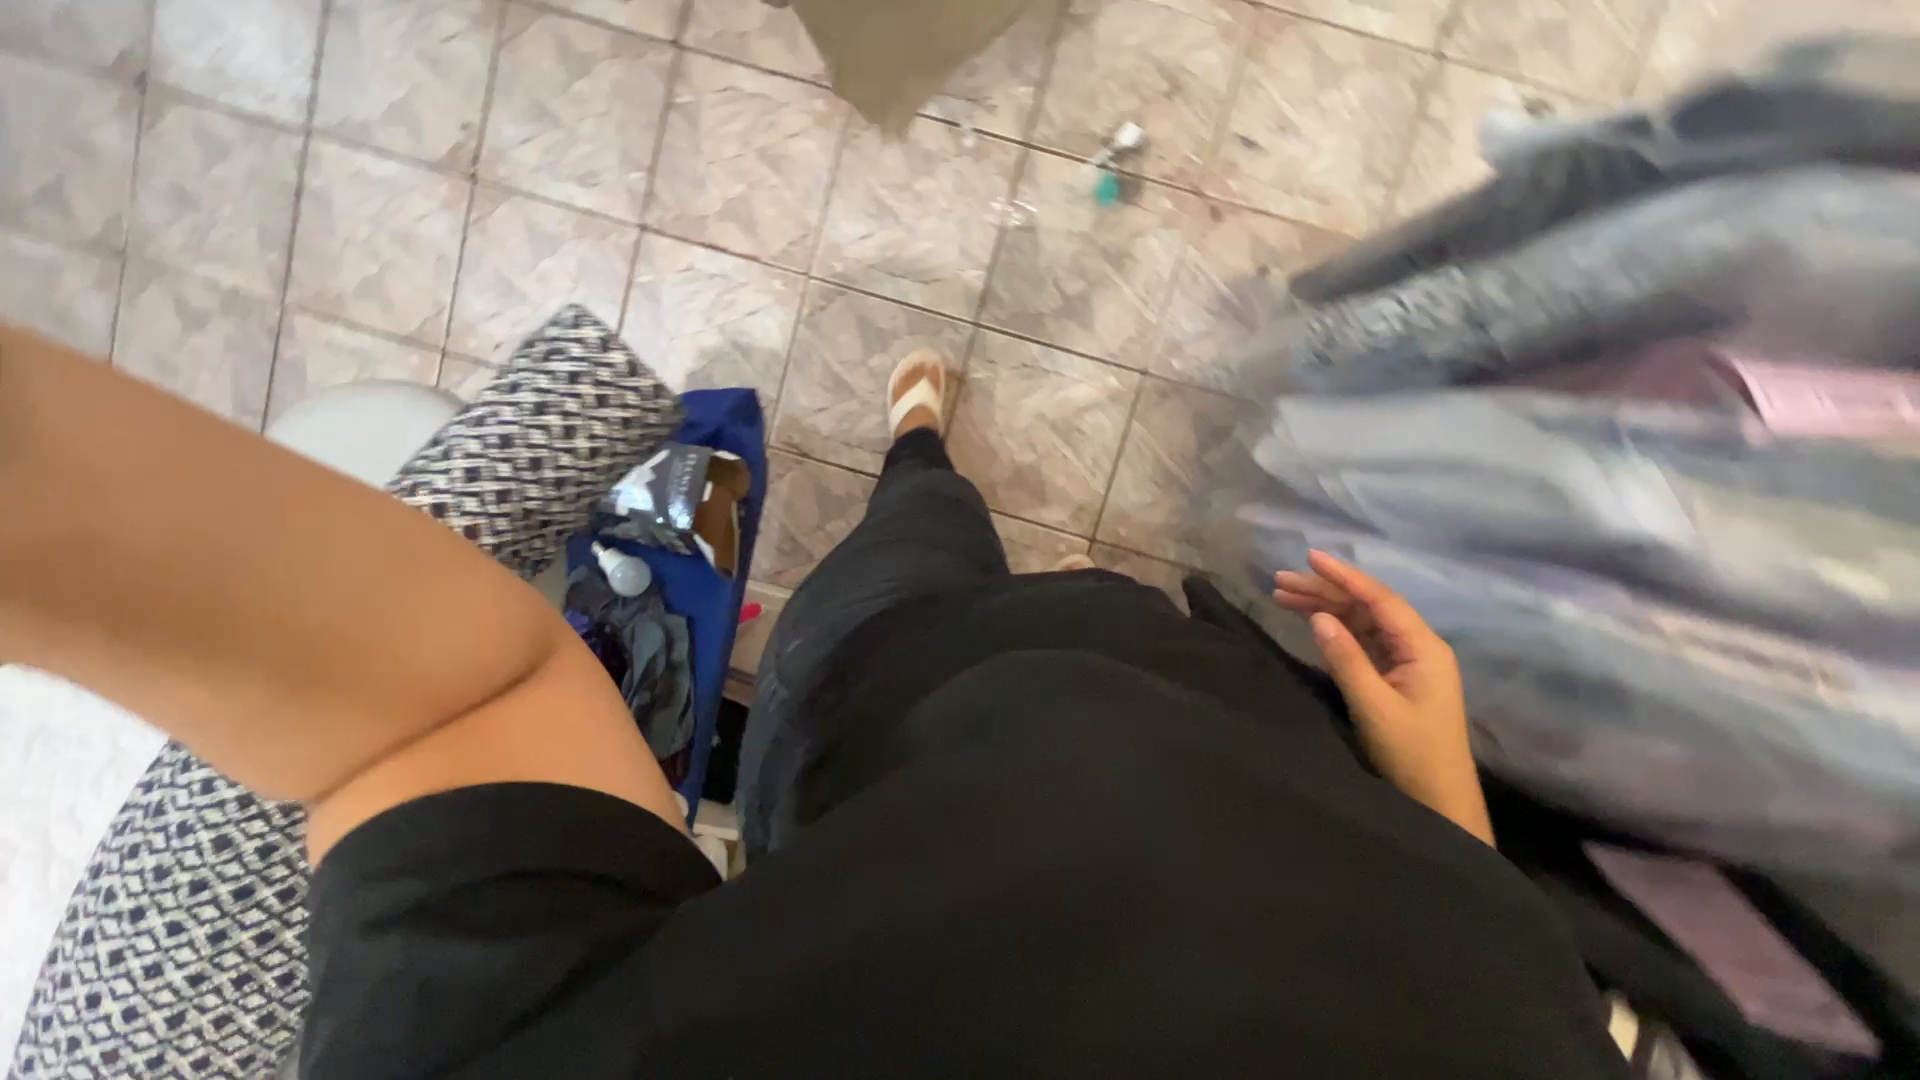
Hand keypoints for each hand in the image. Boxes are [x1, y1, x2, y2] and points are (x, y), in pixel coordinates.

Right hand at [1273, 551, 1492, 844]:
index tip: (1310, 558)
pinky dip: (1334, 628)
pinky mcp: (1393, 677)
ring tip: (1283, 596)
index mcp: (1423, 648)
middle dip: (1325, 591)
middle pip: (1367, 606)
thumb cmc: (1411, 754)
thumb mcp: (1374, 707)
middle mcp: (1417, 647)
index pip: (1379, 599)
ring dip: (1325, 607)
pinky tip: (1310, 621)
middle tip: (1279, 582)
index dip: (1344, 576)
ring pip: (1361, 622)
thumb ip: (1346, 659)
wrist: (1439, 800)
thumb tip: (1318, 617)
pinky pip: (1361, 641)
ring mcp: (1406, 662)